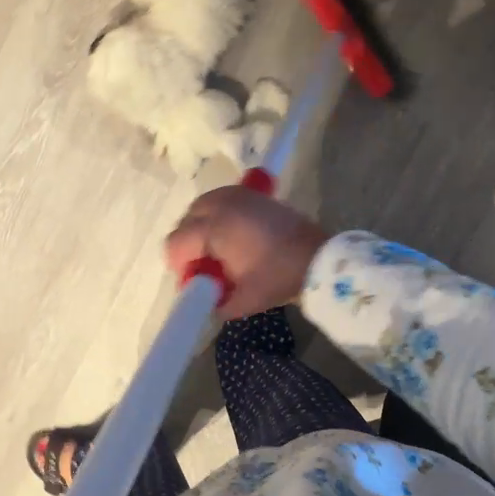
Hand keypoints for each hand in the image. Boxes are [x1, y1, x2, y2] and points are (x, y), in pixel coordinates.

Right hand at [164, 185, 329, 319]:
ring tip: (218, 251)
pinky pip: (221, 199)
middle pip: (186, 221)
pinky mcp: (253, 193)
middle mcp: (220, 205)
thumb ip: (213, 301)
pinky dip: (218, 215)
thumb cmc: (278, 278)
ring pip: (202, 207)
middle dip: (189, 244)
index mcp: (213, 229)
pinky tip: (231, 235)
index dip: (179, 266)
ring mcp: (237, 194)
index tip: (193, 282)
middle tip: (205, 268)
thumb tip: (203, 298)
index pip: (176, 243)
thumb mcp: (241, 300)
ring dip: (201, 227)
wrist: (318, 258)